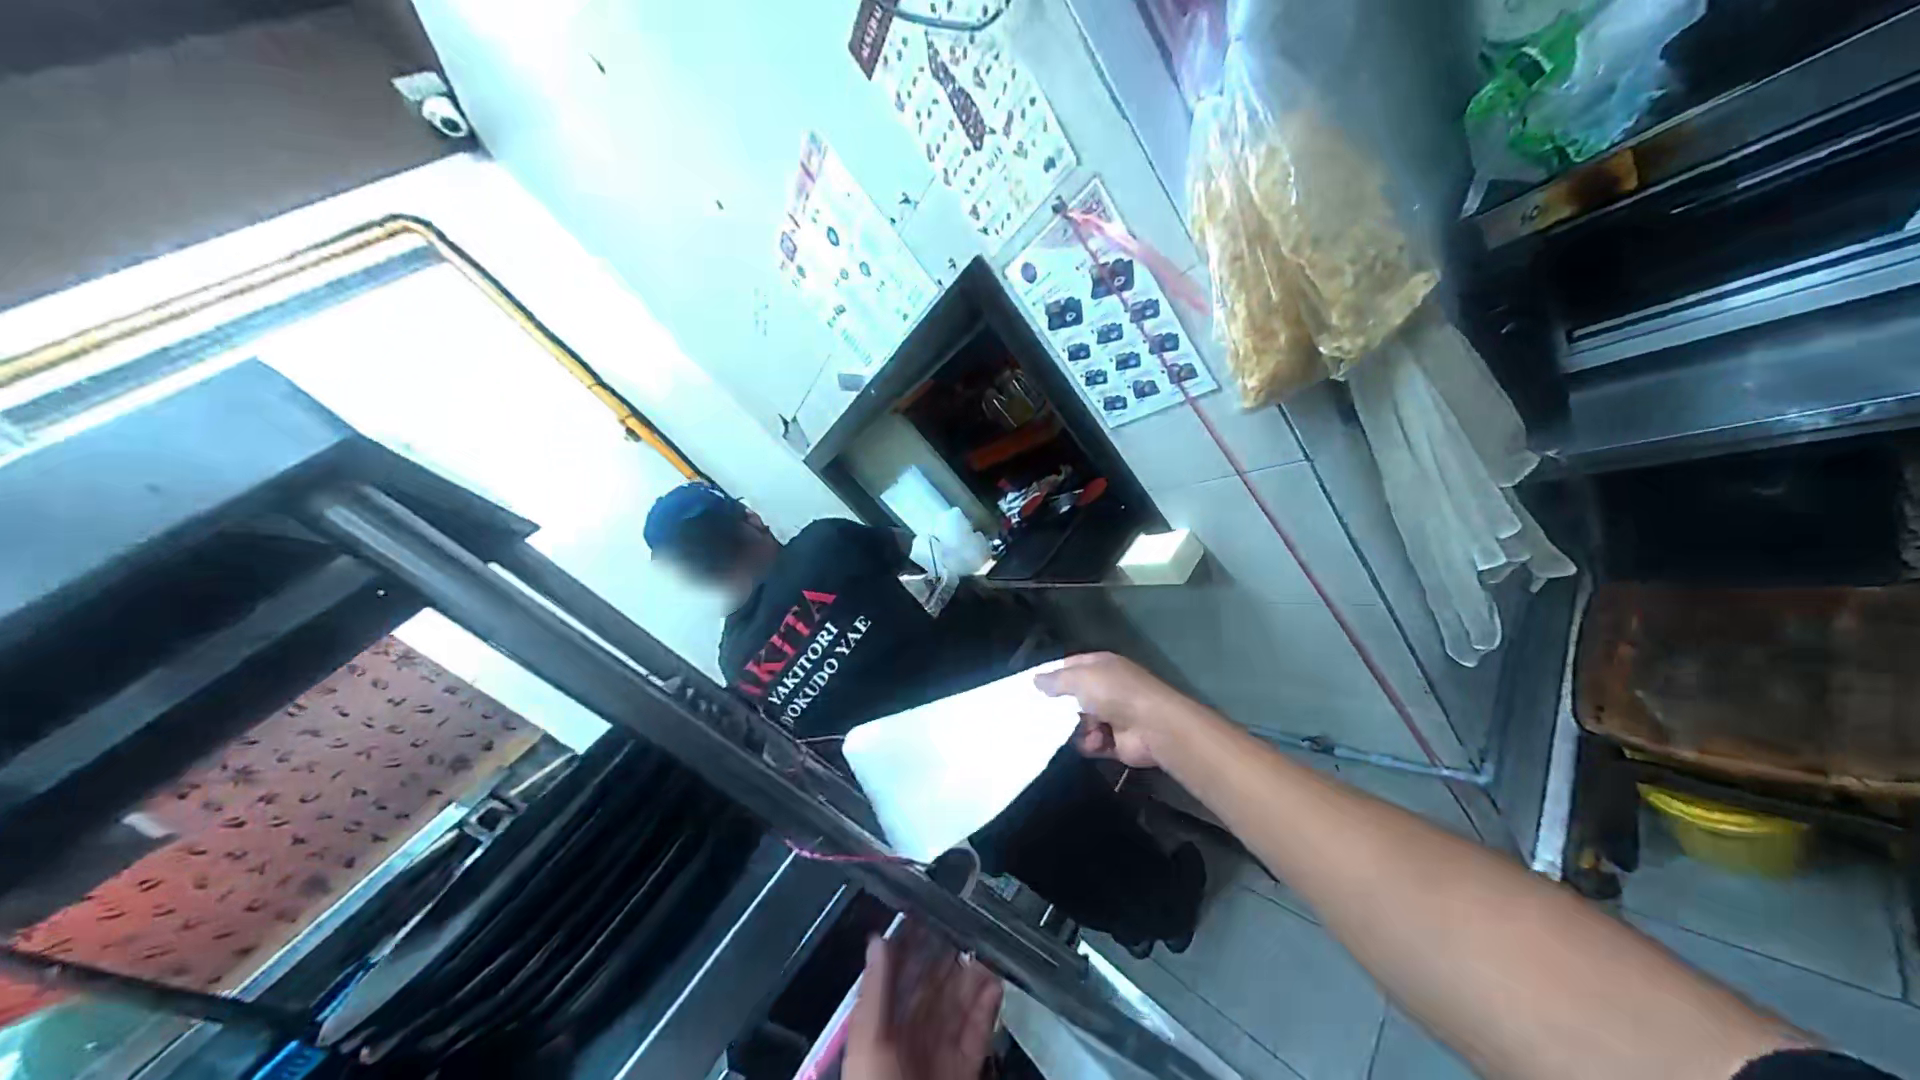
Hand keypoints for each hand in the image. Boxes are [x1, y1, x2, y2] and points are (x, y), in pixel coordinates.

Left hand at [843, 926, 1002, 1079]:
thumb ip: (874, 993)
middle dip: (949, 959)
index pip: (899, 979)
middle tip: (966, 926)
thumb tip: (877, 940)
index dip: (915, 947)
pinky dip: (987, 1009)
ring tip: (986, 949)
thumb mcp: (868, 1045)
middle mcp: (910, 1038)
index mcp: (881, 1029)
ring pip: (958, 1008)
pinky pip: (977, 1035)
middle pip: (932, 989)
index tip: (931, 916)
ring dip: (972, 979)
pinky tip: (994, 984)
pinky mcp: (964, 1072)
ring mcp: (939, 1056)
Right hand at [1035, 652, 1204, 769]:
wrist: (1154, 727)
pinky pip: (1090, 743)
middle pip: (1072, 697)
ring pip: (1078, 723)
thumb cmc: (1115, 693)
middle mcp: (1106, 688)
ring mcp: (1111, 715)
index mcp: (1101, 666)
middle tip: (1037, 716)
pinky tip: (1094, 742)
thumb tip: (1036, 680)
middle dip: (1058, 707)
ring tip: (1078, 729)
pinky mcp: (1114, 741)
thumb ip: (1056, 680)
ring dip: (1075, 728)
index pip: (1070, 666)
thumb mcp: (1081, 678)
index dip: (1050, 675)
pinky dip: (1090, 744)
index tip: (1029, 687)